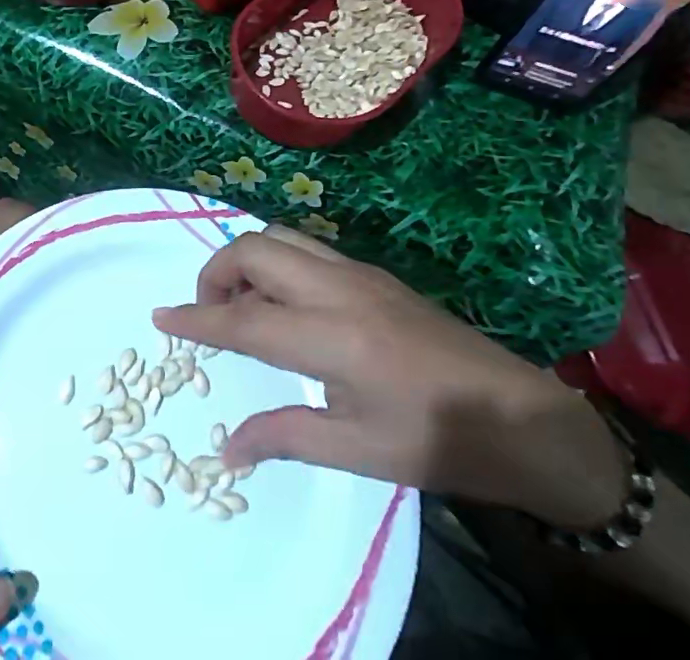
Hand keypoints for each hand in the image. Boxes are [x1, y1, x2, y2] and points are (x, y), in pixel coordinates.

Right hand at [153, 228, 626, 528]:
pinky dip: (276, 265)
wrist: (529, 421)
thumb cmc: (442, 444)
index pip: (242, 320)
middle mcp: (339, 290)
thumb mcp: (359, 451)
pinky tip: (287, 307)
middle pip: (253, 251)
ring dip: (246, 262)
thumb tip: (227, 450)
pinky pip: (306, 250)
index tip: (160, 318)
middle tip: (210, 314)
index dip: (195, 318)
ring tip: (245, 307)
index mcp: (333, 337)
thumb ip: (284, 436)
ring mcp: (361, 275)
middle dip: (215, 274)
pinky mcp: (376, 275)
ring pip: (280, 239)